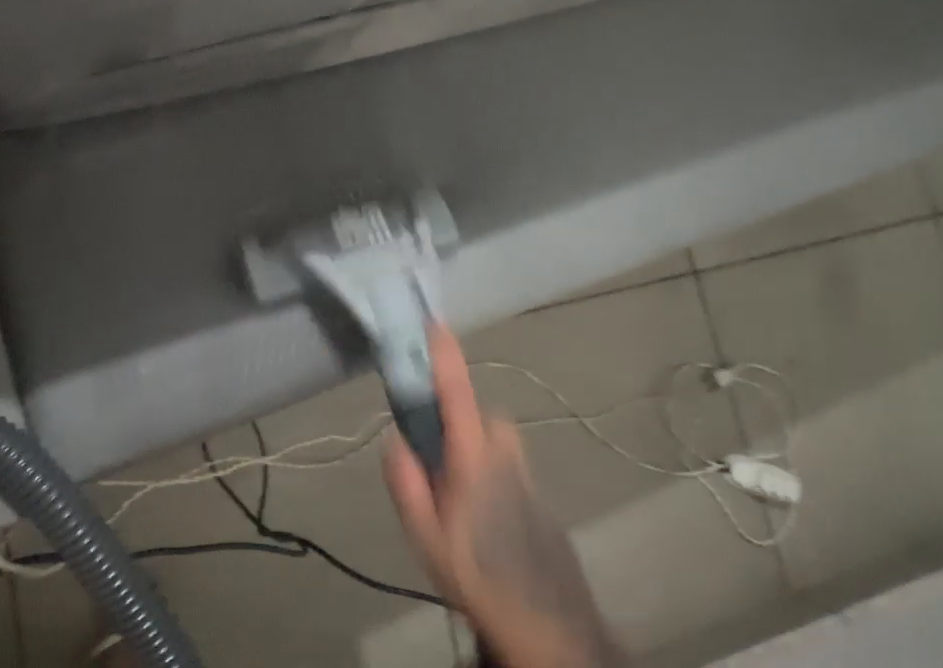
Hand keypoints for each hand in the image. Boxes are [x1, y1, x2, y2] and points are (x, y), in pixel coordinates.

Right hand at [384, 325, 619, 667]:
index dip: (446, 356)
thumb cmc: (476, 573)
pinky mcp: (537, 495)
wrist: (545, 619)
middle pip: (480, 416)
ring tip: (454, 489)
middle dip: (457, 419)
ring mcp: (526, 474)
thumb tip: (396, 440)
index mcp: (473, 457)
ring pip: (496, 441)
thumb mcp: (424, 535)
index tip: (435, 323)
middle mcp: (504, 455)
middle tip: (433, 451)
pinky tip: (481, 516)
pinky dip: (489, 470)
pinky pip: (507, 464)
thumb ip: (406, 482)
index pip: (457, 394)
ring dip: (475, 445)